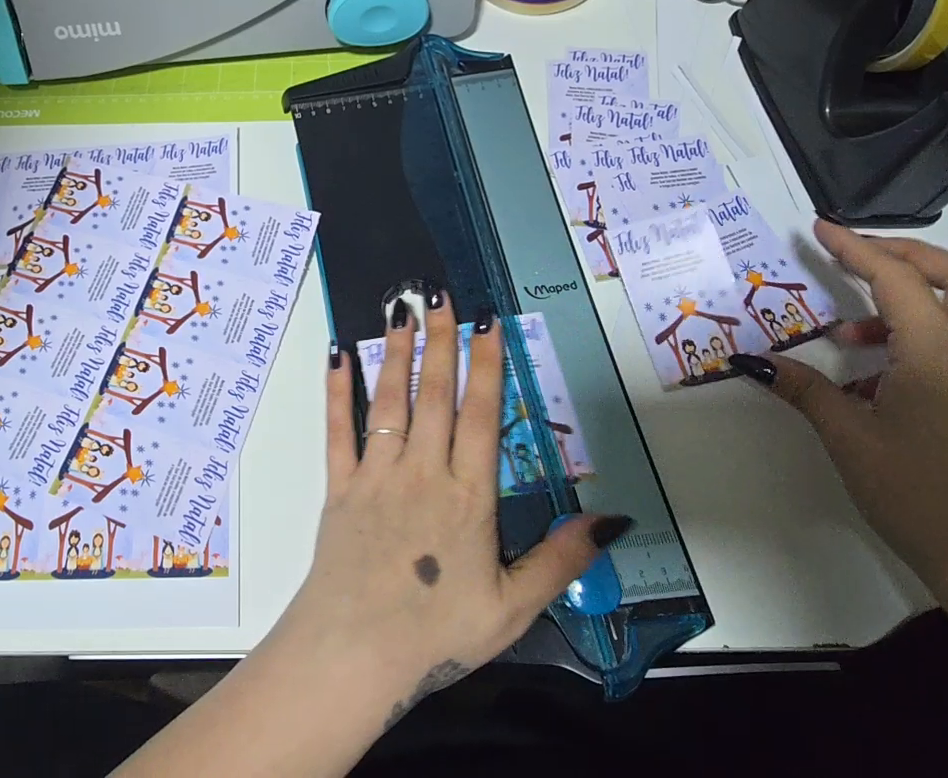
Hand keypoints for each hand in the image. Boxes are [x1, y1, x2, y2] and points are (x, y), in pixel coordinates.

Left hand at [272, 290, 629, 724]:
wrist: (355, 651)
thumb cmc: (437, 633)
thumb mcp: (515, 605)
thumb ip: (562, 558)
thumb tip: (610, 518)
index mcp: (469, 496)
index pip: (481, 415)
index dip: (486, 364)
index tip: (488, 322)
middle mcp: (422, 472)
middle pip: (435, 395)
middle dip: (441, 341)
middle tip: (440, 295)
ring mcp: (376, 475)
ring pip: (389, 402)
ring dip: (396, 354)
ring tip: (400, 311)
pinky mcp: (339, 487)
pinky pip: (337, 430)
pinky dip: (337, 391)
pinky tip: (337, 355)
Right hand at [728, 221, 947, 685]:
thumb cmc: (922, 501)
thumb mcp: (851, 443)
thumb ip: (806, 391)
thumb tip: (752, 360)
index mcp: (941, 360)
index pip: (899, 281)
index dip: (856, 248)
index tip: (821, 228)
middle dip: (910, 256)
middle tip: (857, 259)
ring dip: (916, 302)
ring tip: (852, 338)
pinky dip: (925, 341)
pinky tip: (881, 384)